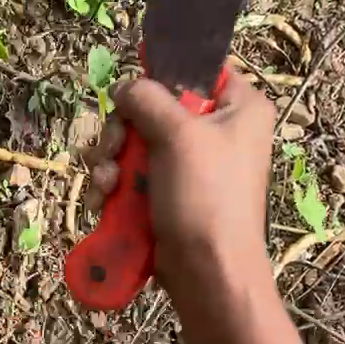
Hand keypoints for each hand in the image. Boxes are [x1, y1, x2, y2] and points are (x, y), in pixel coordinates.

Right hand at [85, 67, 277, 285]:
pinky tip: (105, 201)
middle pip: (154, 107)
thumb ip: (147, 98)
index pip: (200, 70)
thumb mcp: (178, 135)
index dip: (163, 74)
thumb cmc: (206, 196)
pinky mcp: (167, 191)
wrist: (207, 273)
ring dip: (112, 161)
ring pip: (135, 141)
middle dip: (124, 131)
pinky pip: (131, 172)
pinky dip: (115, 185)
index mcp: (239, 108)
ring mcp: (189, 164)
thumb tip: (124, 86)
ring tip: (109, 185)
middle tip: (115, 148)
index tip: (133, 90)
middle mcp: (217, 131)